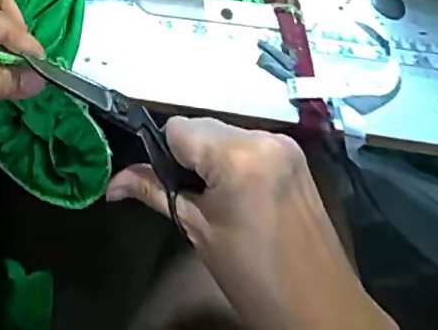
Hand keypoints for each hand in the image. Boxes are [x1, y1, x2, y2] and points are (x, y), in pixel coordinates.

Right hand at [108, 117, 395, 329]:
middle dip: (189, 156)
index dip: (165, 156)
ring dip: (211, 158)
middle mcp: (263, 138)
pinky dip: (235, 161)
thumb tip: (113, 183)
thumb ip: (154, 192)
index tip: (171, 186)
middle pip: (201, 127)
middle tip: (193, 199)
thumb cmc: (257, 280)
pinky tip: (240, 195)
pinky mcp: (294, 154)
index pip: (177, 127)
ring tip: (217, 200)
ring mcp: (283, 143)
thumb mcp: (199, 232)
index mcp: (238, 155)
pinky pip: (247, 142)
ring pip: (224, 133)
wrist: (323, 313)